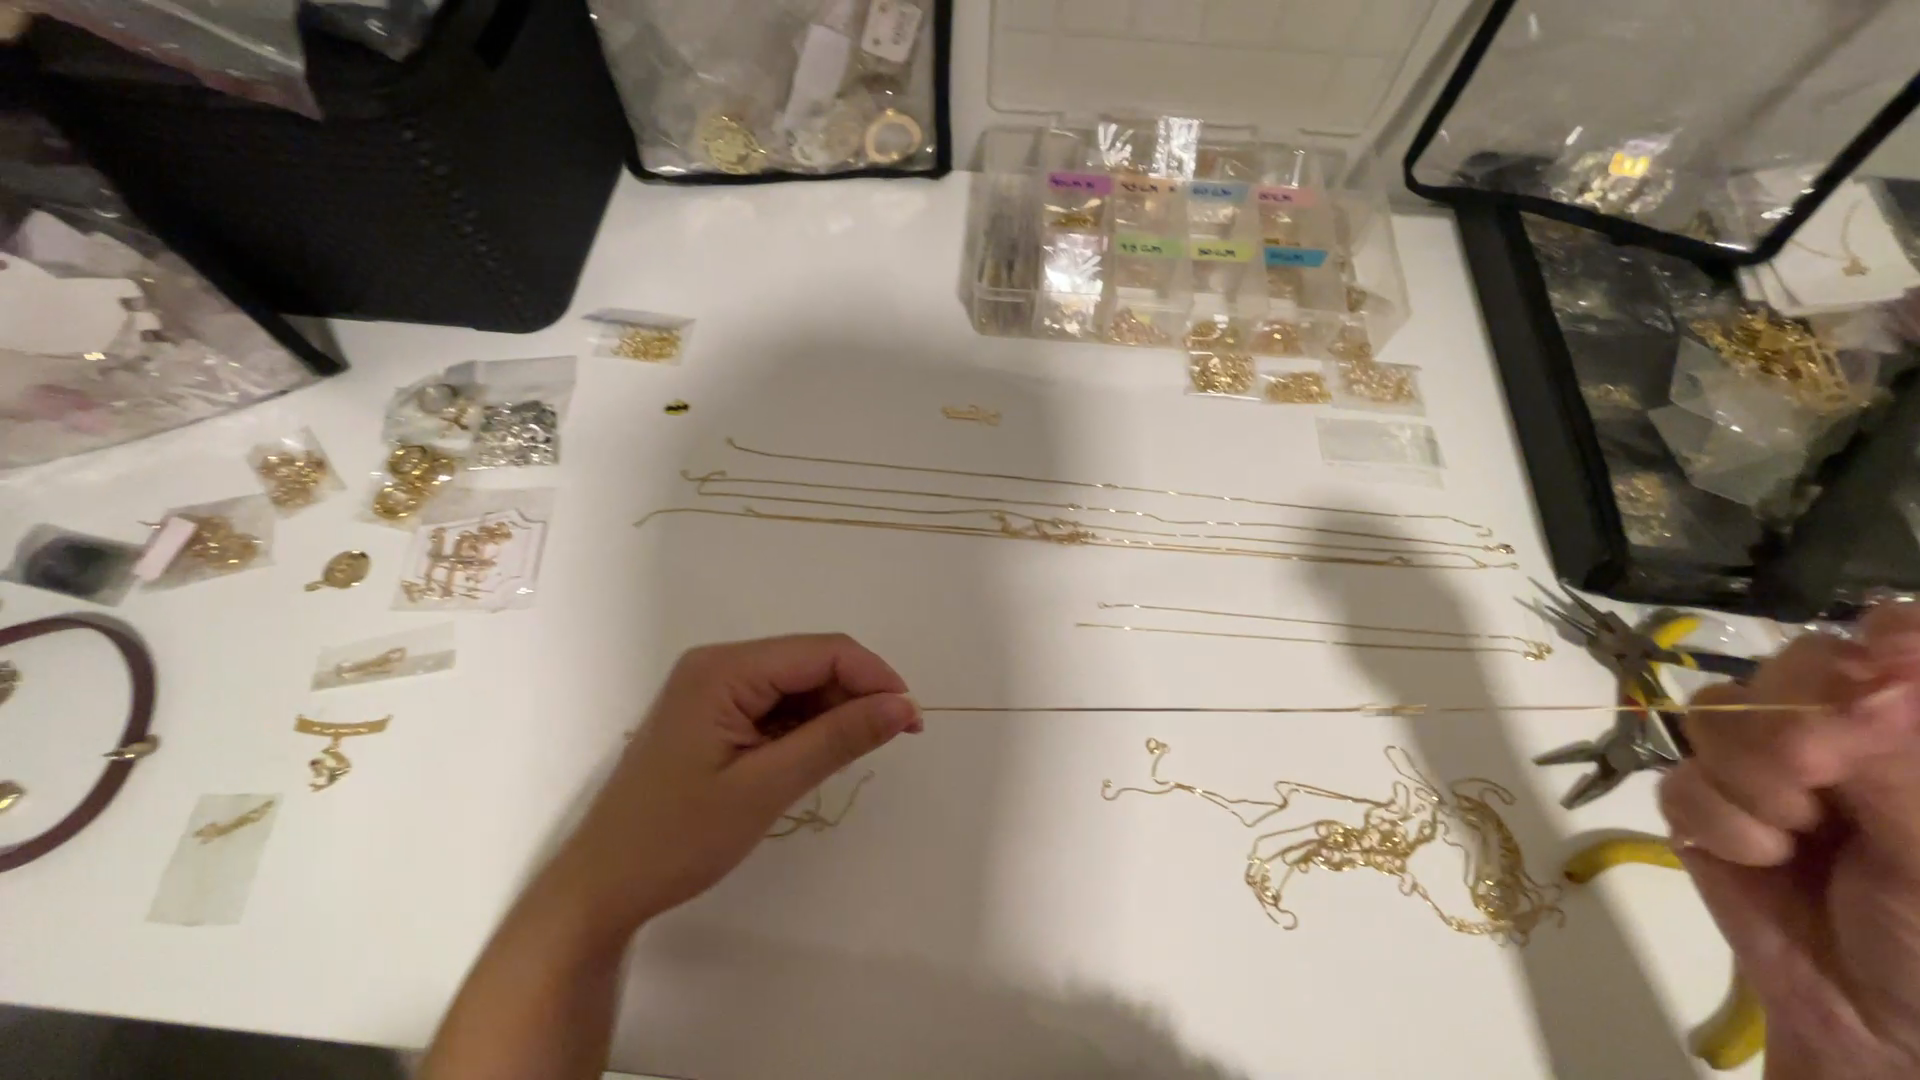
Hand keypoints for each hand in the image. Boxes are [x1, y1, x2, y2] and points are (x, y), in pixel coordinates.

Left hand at [549, 634, 919, 936]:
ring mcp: (712, 690)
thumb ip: (838, 739)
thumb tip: (903, 706)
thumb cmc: (679, 837)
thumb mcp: (767, 787)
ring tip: (854, 755)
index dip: (874, 677)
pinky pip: (774, 706)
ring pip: (796, 685)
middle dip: (857, 694)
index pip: (821, 652)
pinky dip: (805, 727)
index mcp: (724, 669)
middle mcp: (718, 665)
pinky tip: (816, 757)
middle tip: (894, 739)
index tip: (912, 720)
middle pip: (809, 663)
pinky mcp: (712, 715)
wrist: (603, 886)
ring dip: (833, 712)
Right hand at [1660, 605, 1919, 1079]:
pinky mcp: (1708, 801)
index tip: (1873, 678)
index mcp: (1915, 731)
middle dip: (1785, 728)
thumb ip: (1895, 750)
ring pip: (1713, 716)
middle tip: (1818, 790)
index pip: (1896, 639)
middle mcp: (1846, 733)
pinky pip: (1677, 778)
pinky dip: (1714, 824)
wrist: (1876, 1025)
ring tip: (1793, 840)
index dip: (1878, 642)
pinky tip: (1757, 858)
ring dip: (1747, 785)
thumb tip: (1865, 647)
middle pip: (1787, 667)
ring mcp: (1767, 765)